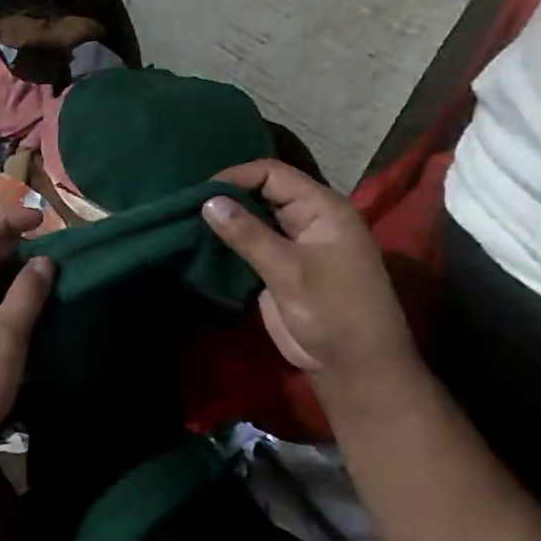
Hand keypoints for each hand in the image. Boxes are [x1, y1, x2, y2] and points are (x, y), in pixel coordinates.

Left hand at [0, 206, 53, 453]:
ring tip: (47, 273)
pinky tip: (30, 302)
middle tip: (51, 249)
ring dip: (13, 268)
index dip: (9, 219)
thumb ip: (29, 290)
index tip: (43, 221)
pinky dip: (6, 290)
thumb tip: (44, 260)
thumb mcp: (10, 331)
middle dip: (14, 242)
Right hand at [202, 160, 416, 380]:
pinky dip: (230, 245)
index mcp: (322, 208)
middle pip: (263, 193)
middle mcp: (308, 220)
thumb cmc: (333, 311)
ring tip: (188, 223)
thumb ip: (249, 235)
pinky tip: (202, 246)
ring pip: (255, 220)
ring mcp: (294, 246)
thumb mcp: (290, 270)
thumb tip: (208, 201)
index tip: (200, 192)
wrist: (352, 366)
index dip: (237, 177)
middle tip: (188, 206)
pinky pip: (252, 247)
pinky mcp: (281, 270)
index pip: (273, 175)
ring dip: (227, 222)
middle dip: (228, 197)